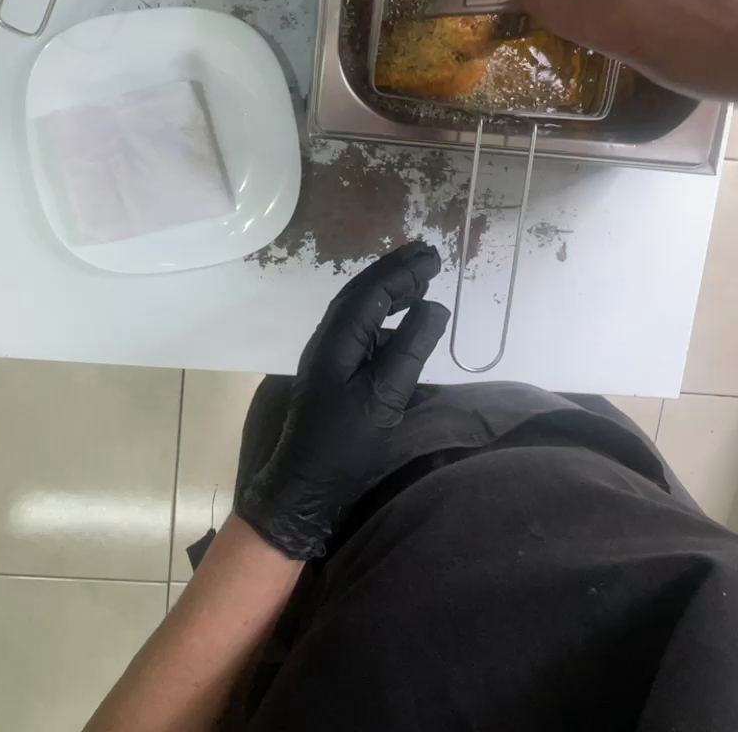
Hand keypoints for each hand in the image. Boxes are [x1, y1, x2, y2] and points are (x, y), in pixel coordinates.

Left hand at [236, 241, 449, 559]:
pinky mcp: (334, 370)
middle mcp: (328, 337)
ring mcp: (329, 353)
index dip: (403, 272)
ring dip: (389, 290)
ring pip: (360, 308)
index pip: (373, 292)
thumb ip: (410, 349)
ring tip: (420, 278)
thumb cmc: (344, 442)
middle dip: (395, 271)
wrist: (303, 483)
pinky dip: (384, 314)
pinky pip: (361, 327)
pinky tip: (403, 318)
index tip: (433, 258)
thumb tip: (434, 307)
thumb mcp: (384, 396)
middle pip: (362, 291)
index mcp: (337, 338)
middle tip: (427, 254)